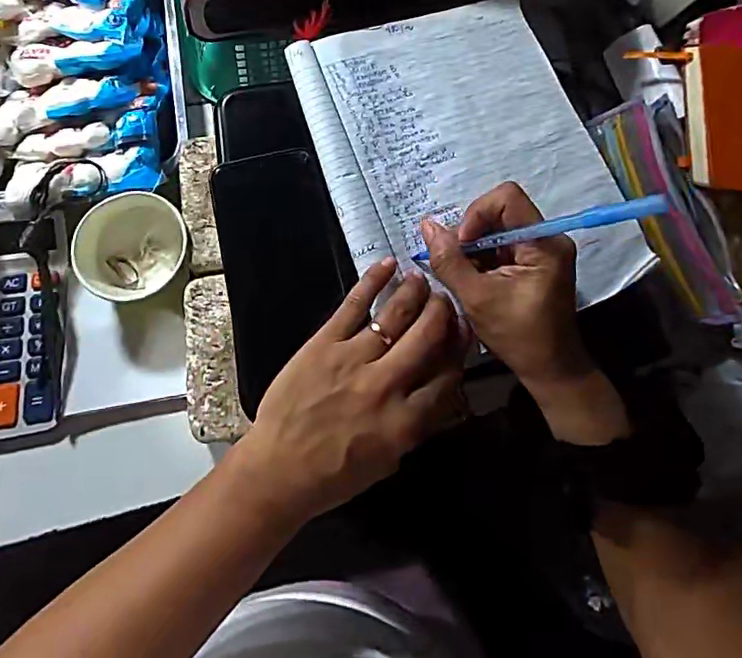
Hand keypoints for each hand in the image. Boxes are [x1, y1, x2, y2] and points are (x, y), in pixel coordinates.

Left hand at [228, 258, 464, 525]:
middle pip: (427, 337)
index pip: (446, 376)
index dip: (460, 348)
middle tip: (447, 297)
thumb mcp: (388, 461)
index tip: (464, 330)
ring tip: (423, 278)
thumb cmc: (333, 475)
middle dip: (442, 312)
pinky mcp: (324, 342)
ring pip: (395, 315)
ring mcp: (353, 359)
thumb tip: (437, 392)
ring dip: (414, 292)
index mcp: (405, 420)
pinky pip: (354, 305)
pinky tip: (389, 265)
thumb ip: (415, 426)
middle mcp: (386, 384)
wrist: (278, 470)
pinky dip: (373, 281)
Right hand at [421, 182, 590, 393]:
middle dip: (471, 232)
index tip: (463, 244)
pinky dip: (482, 257)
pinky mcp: (533, 261)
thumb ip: (449, 260)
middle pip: (500, 210)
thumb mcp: (476, 298)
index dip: (477, 213)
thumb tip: (427, 226)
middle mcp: (547, 238)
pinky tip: (474, 279)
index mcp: (544, 242)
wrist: (550, 370)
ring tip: (464, 275)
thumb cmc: (518, 337)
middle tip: (455, 261)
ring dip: (474, 247)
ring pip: (497, 227)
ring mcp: (541, 249)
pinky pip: (501, 243)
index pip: (507, 198)